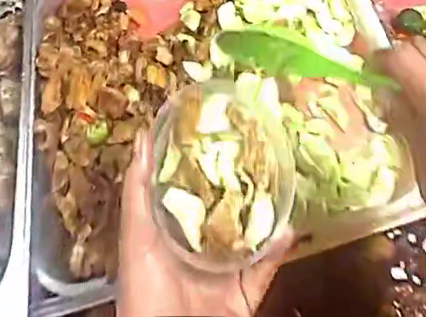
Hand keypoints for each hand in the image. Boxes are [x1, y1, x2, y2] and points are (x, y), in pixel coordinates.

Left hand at [115, 130, 294, 316]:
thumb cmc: (142, 298)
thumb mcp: (136, 238)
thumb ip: (139, 191)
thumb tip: (142, 137)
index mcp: (170, 232)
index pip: (186, 188)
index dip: (199, 159)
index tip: (214, 127)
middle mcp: (198, 248)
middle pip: (222, 210)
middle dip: (238, 182)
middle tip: (256, 147)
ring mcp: (221, 273)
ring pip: (248, 236)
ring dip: (264, 213)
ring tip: (279, 180)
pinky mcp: (242, 298)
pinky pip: (263, 271)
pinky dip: (277, 251)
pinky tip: (288, 227)